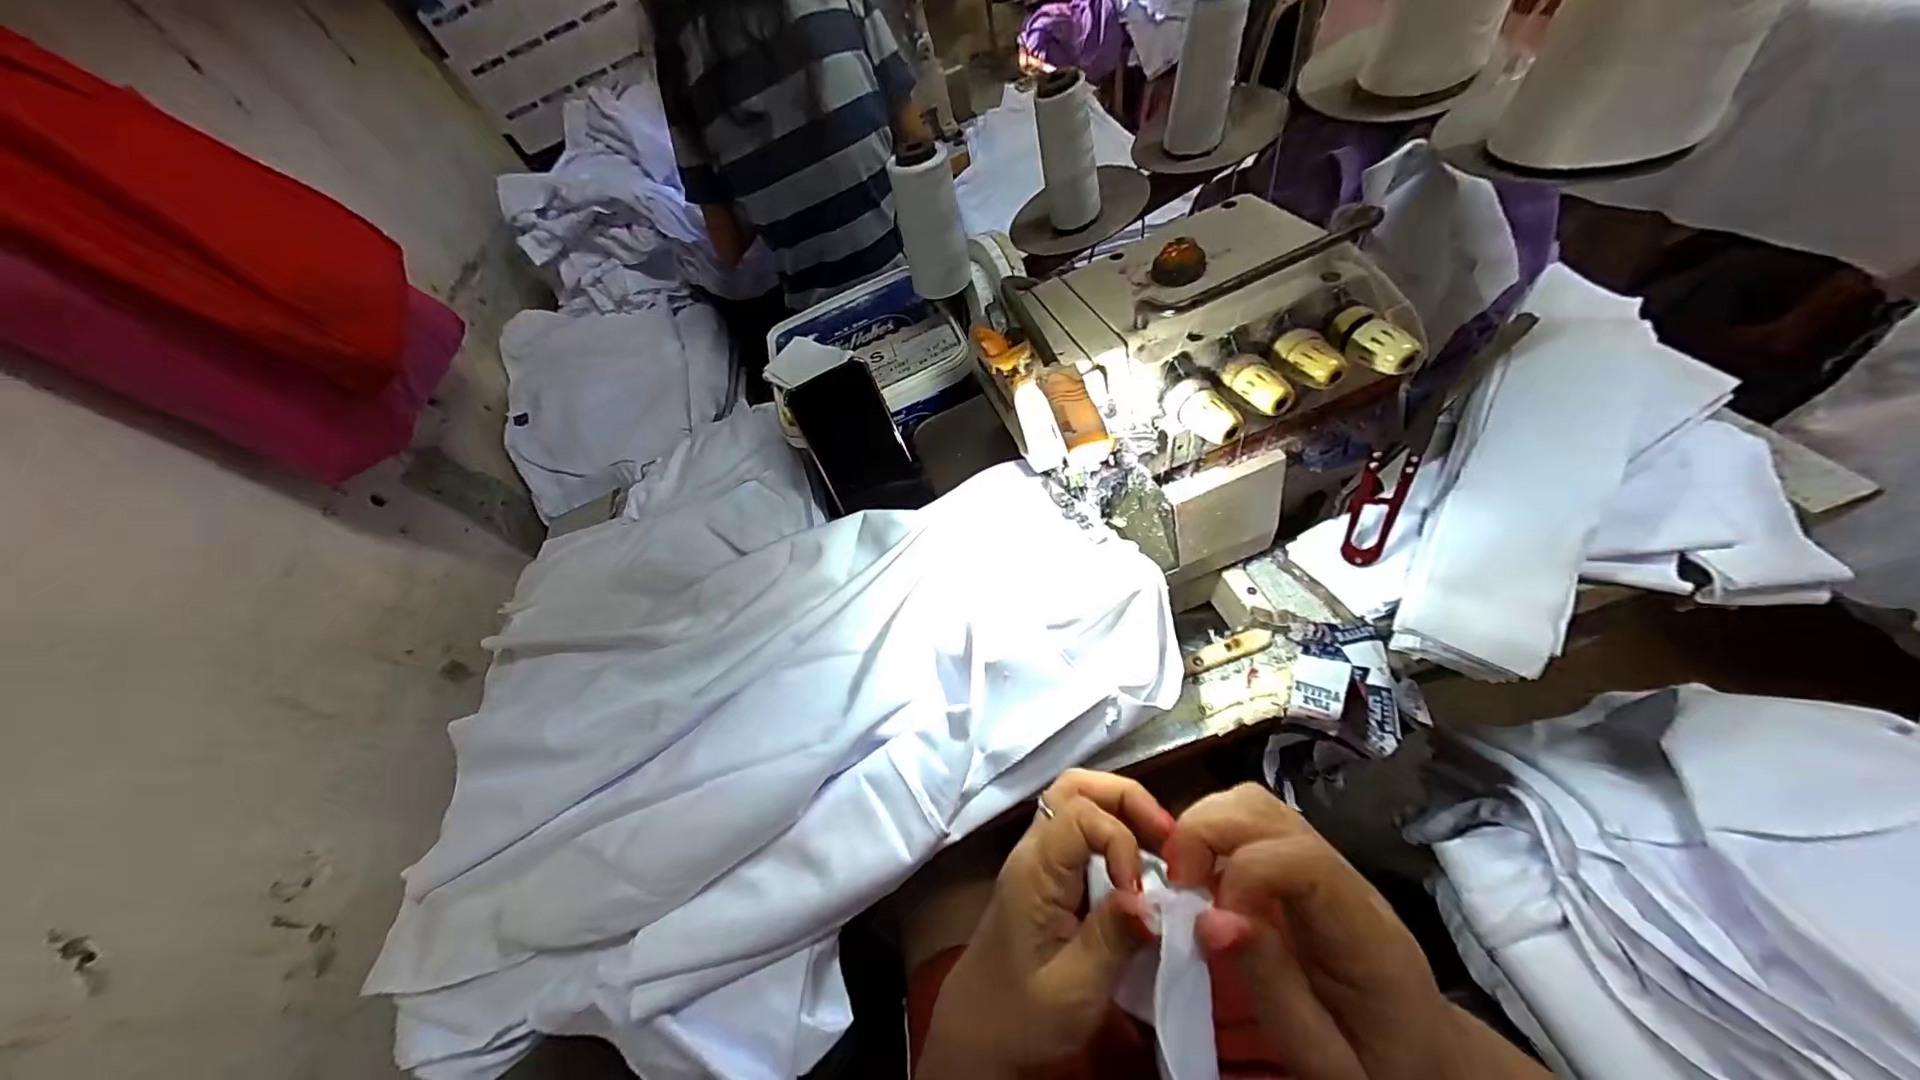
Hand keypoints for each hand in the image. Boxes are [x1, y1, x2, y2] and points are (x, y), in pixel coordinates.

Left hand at [916, 769, 1175, 1078]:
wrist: (978, 1033)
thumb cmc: (1021, 1016)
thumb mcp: (1073, 991)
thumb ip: (1111, 940)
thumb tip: (1150, 900)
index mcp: (1034, 869)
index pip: (1078, 812)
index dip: (1119, 837)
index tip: (1140, 891)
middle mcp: (1034, 851)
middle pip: (1075, 787)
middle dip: (1126, 798)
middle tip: (1167, 837)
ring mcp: (1039, 859)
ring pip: (1077, 801)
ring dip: (1123, 812)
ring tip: (1161, 848)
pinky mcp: (1049, 875)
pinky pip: (1082, 830)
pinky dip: (1117, 834)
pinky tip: (1140, 869)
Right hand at [1165, 784, 1465, 1079]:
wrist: (1426, 1059)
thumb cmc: (1380, 1067)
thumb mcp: (1331, 1065)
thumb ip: (1276, 995)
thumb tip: (1211, 921)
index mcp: (1365, 932)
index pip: (1302, 858)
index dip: (1243, 872)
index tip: (1208, 921)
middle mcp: (1342, 878)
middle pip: (1264, 809)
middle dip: (1203, 831)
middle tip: (1177, 888)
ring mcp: (1319, 862)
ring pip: (1250, 803)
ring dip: (1202, 829)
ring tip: (1185, 884)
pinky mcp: (1295, 862)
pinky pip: (1244, 821)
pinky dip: (1208, 836)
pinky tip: (1201, 881)